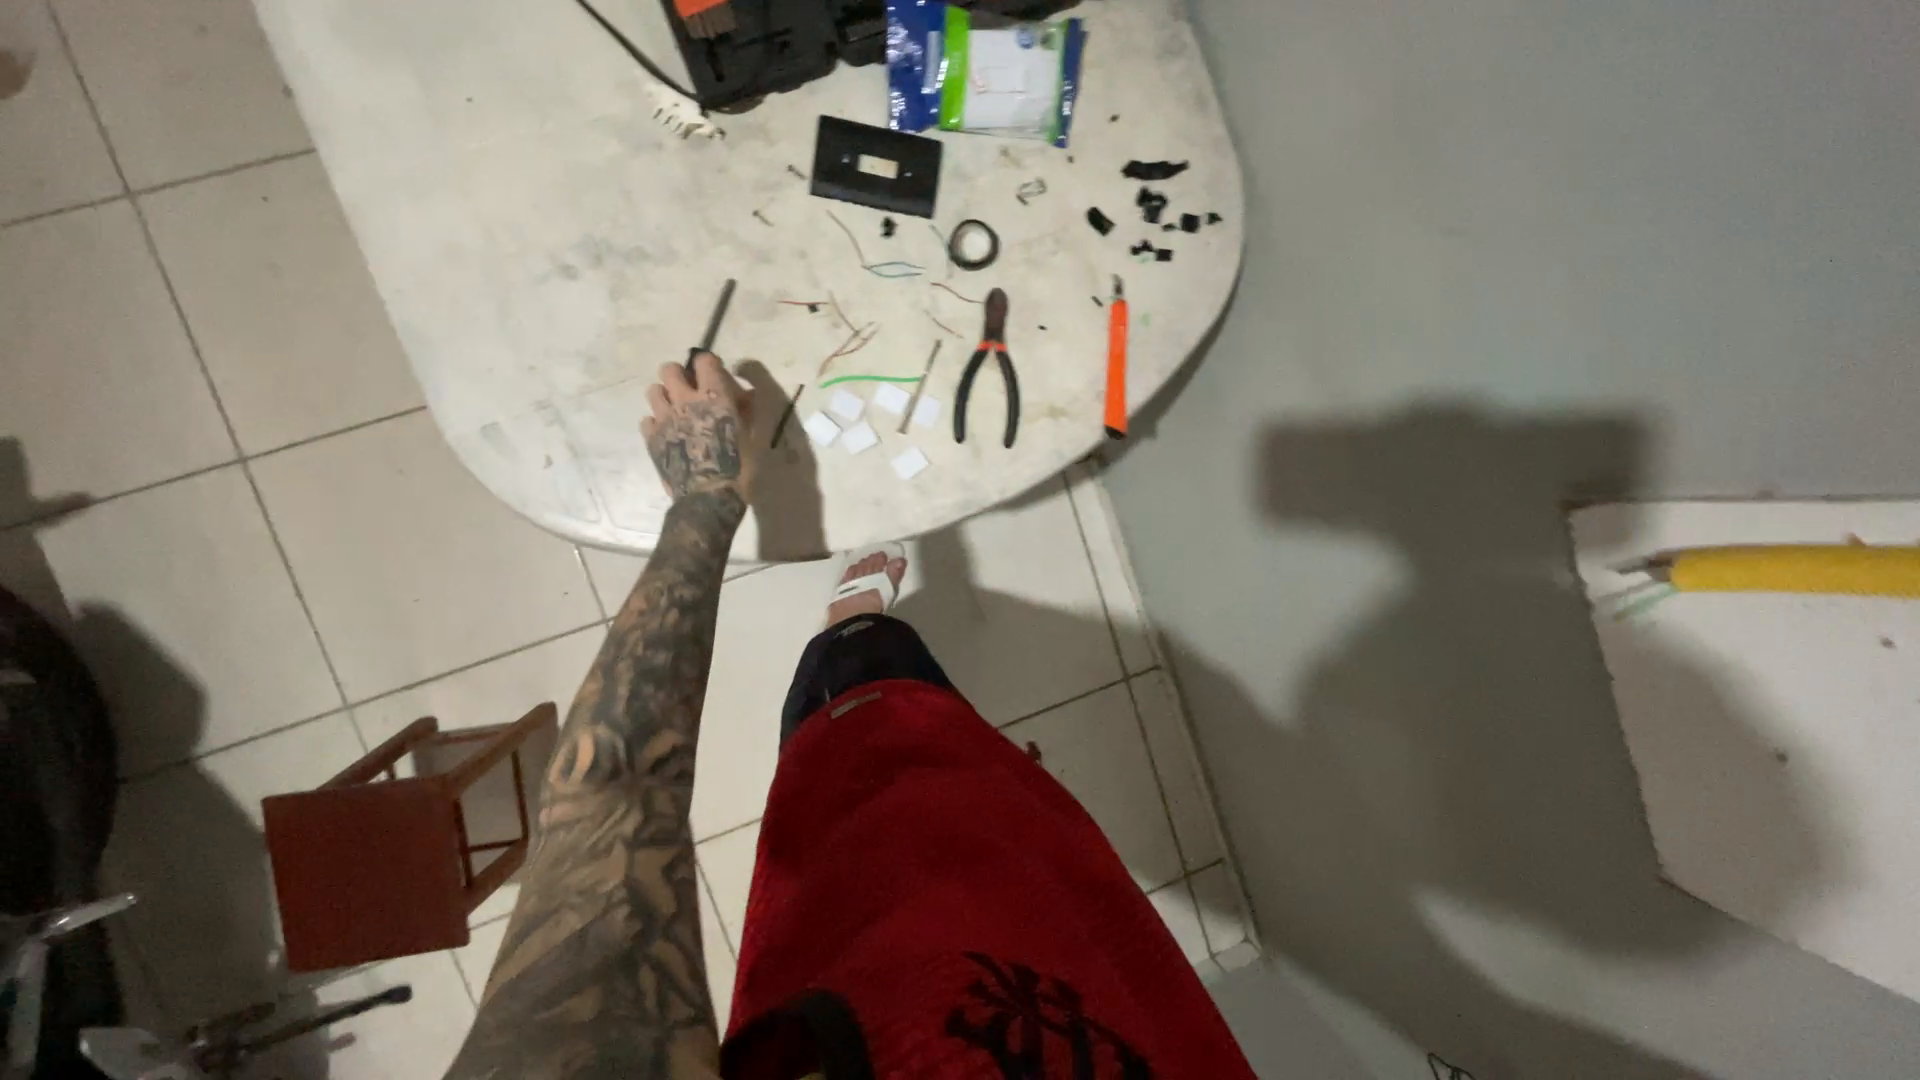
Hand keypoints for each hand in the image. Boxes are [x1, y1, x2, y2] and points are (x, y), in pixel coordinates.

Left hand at [643, 352, 755, 501]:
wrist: (709, 498)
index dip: (708, 363)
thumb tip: (745, 396)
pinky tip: (668, 433)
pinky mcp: (651, 438)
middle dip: (679, 374)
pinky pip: (647, 419)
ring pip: (653, 390)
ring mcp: (664, 418)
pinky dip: (656, 423)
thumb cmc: (740, 467)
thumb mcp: (753, 437)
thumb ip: (746, 411)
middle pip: (669, 369)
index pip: (703, 360)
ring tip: (675, 411)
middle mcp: (685, 401)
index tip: (713, 373)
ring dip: (665, 396)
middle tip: (689, 390)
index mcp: (714, 396)